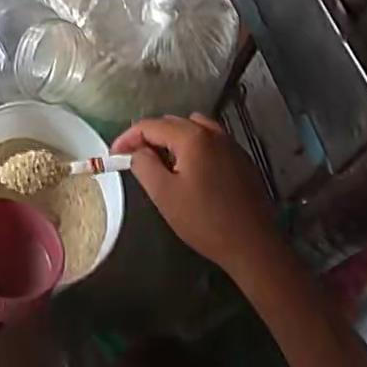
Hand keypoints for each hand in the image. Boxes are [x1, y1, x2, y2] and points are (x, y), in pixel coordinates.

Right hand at [111, 114, 284, 280]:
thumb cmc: (205, 221)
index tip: (114, 154)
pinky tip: (190, 172)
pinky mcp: (240, 158)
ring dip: (172, 140)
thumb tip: (136, 151)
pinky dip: (192, 147)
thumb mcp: (165, 195)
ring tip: (161, 164)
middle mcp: (213, 132)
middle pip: (172, 123)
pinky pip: (209, 141)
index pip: (151, 125)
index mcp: (193, 137)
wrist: (252, 243)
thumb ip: (144, 165)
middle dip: (149, 137)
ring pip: (192, 129)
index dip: (128, 137)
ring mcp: (230, 144)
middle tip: (134, 160)